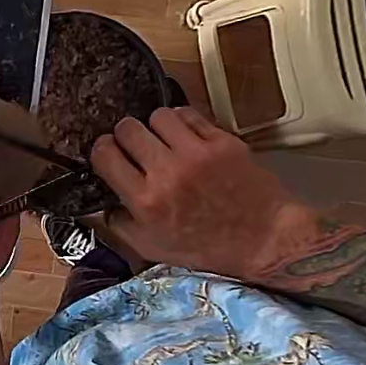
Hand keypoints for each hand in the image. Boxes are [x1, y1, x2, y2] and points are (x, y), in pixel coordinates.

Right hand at [91, 107, 321, 279]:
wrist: (264, 241)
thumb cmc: (209, 250)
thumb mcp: (153, 249)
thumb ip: (120, 224)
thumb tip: (100, 202)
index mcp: (146, 202)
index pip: (105, 154)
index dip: (103, 151)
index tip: (110, 154)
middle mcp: (167, 173)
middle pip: (127, 128)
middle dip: (127, 136)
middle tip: (136, 147)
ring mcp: (196, 154)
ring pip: (158, 115)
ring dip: (156, 127)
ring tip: (164, 142)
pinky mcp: (222, 142)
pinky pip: (190, 114)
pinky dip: (183, 123)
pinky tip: (187, 138)